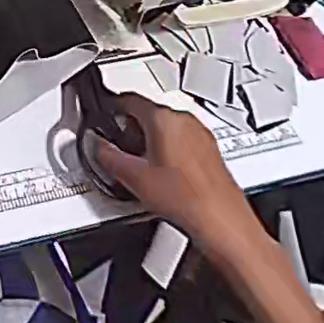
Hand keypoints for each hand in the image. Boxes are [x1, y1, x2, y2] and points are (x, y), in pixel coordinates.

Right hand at [91, 92, 262, 254]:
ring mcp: (200, 133)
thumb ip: (109, 157)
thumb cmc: (188, 200)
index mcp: (163, 118)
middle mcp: (184, 119)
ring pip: (167, 126)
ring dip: (153, 139)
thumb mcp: (135, 178)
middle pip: (149, 113)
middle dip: (133, 129)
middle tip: (123, 148)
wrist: (223, 223)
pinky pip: (184, 138)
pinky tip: (167, 175)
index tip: (108, 115)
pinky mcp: (210, 149)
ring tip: (146, 166)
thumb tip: (100, 148)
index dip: (114, 108)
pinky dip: (171, 149)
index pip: (130, 100)